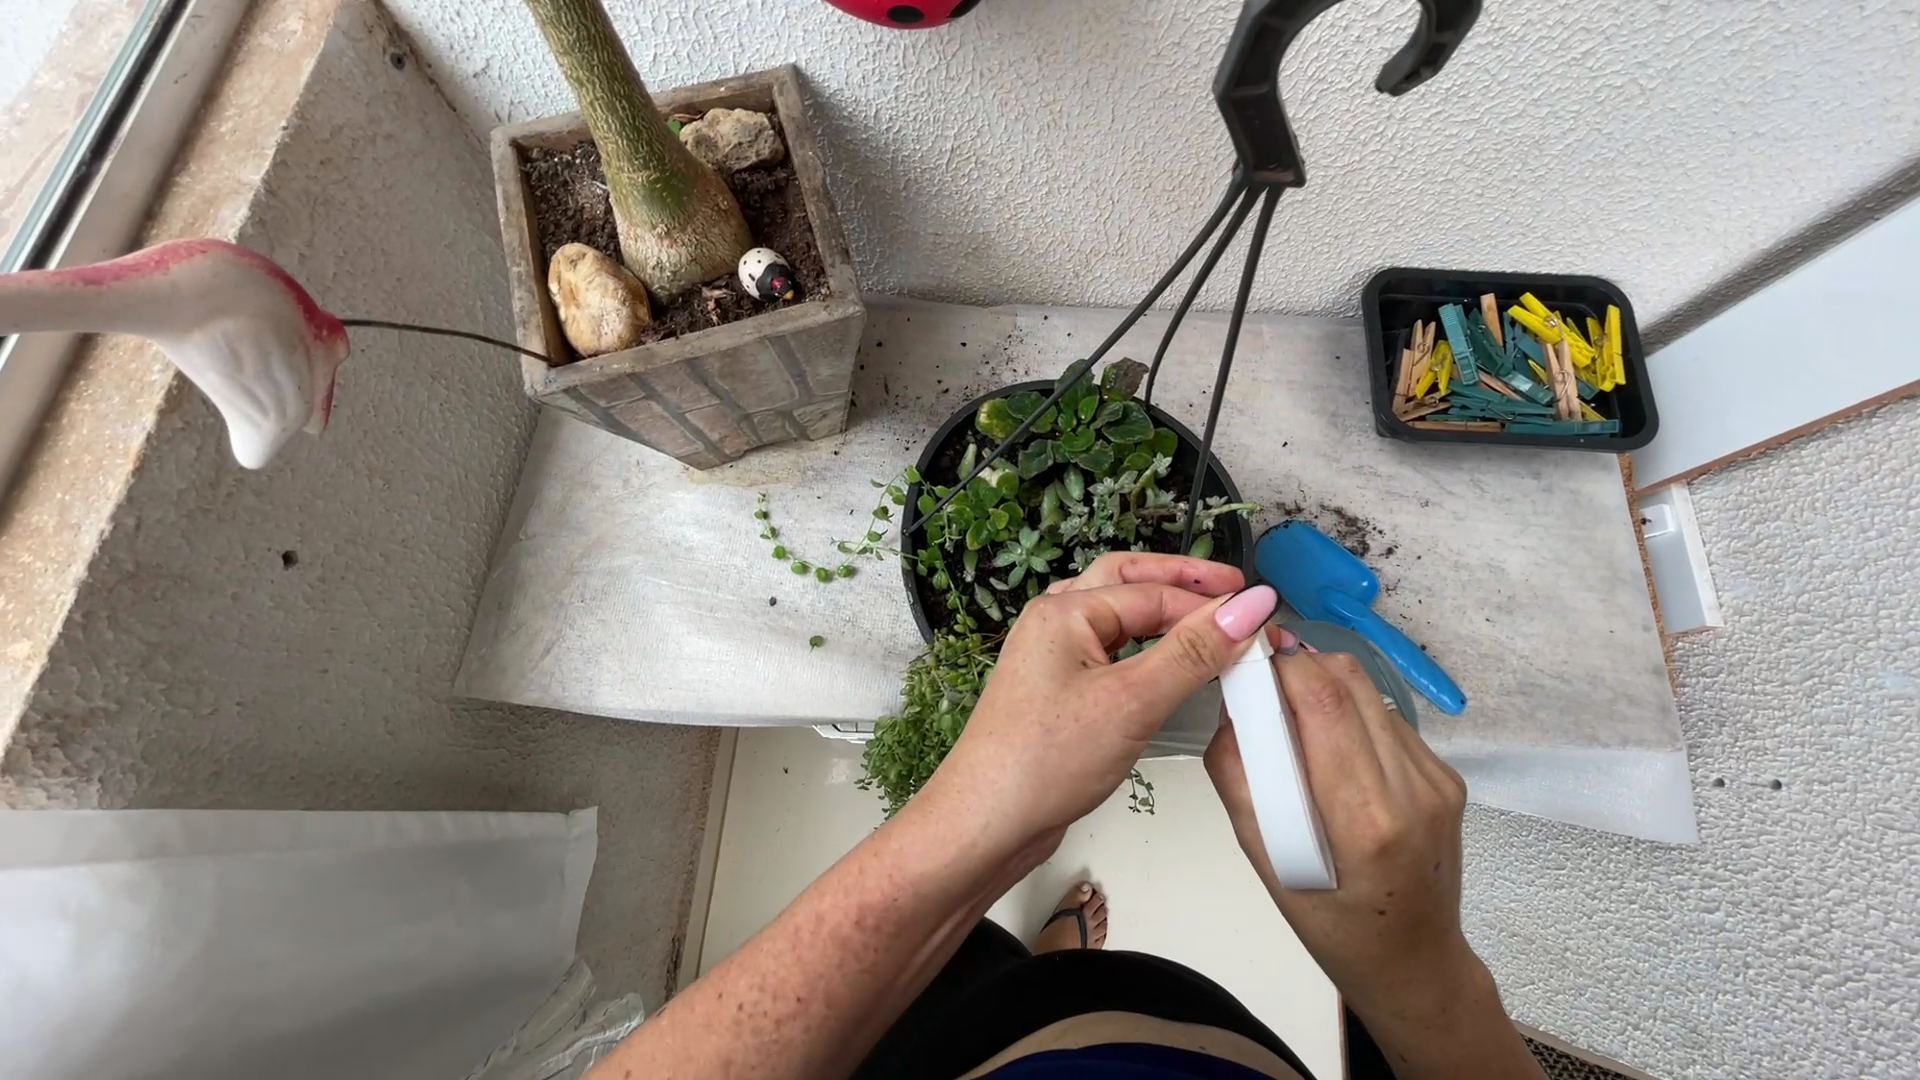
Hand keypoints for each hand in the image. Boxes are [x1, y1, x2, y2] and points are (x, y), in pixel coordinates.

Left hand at [916, 553, 1275, 855]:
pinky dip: (1139, 644)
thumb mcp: (1131, 701)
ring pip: (1112, 614)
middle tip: (1233, 588)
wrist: (986, 821)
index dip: (1210, 603)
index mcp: (1063, 612)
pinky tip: (1160, 658)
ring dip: (1156, 608)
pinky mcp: (1054, 689)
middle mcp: (1052, 623)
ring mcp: (1049, 656)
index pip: (1152, 593)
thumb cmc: (1048, 759)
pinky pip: (1104, 649)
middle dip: (1179, 580)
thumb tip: (1252, 606)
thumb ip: (1193, 652)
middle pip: (1124, 582)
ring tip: (1203, 614)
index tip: (1264, 615)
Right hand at [1205, 633, 1477, 1012]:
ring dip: (1320, 683)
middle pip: (1347, 679)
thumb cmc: (1324, 917)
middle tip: (1259, 683)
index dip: (1278, 666)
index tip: (1244, 664)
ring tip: (1289, 712)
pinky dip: (1345, 709)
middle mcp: (1410, 788)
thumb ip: (1237, 773)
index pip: (1322, 700)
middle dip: (1294, 665)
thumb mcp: (1259, 853)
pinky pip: (1382, 715)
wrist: (1413, 960)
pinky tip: (1328, 742)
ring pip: (1366, 689)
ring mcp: (1436, 778)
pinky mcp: (1445, 775)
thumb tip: (1233, 703)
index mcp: (1362, 817)